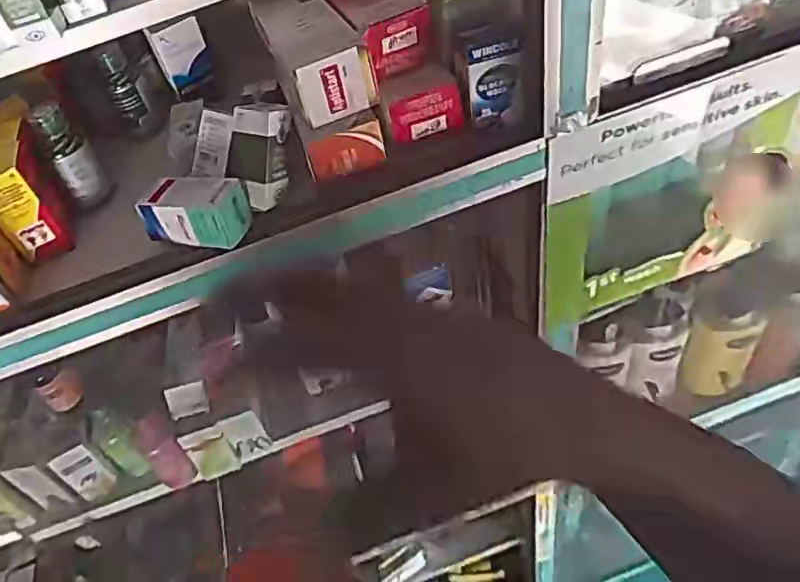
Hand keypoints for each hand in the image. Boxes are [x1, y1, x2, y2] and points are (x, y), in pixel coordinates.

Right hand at [236, 266, 610, 517]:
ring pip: (356, 282)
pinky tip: (351, 314)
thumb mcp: (426, 491)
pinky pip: (387, 292)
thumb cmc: (500, 454)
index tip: (222, 360)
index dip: (259, 354)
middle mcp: (402, 319)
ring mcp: (427, 307)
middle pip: (325, 288)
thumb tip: (293, 517)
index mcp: (389, 357)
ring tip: (279, 290)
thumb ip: (357, 508)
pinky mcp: (447, 308)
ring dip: (314, 285)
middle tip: (234, 289)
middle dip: (275, 286)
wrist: (578, 417)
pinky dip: (354, 296)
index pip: (306, 348)